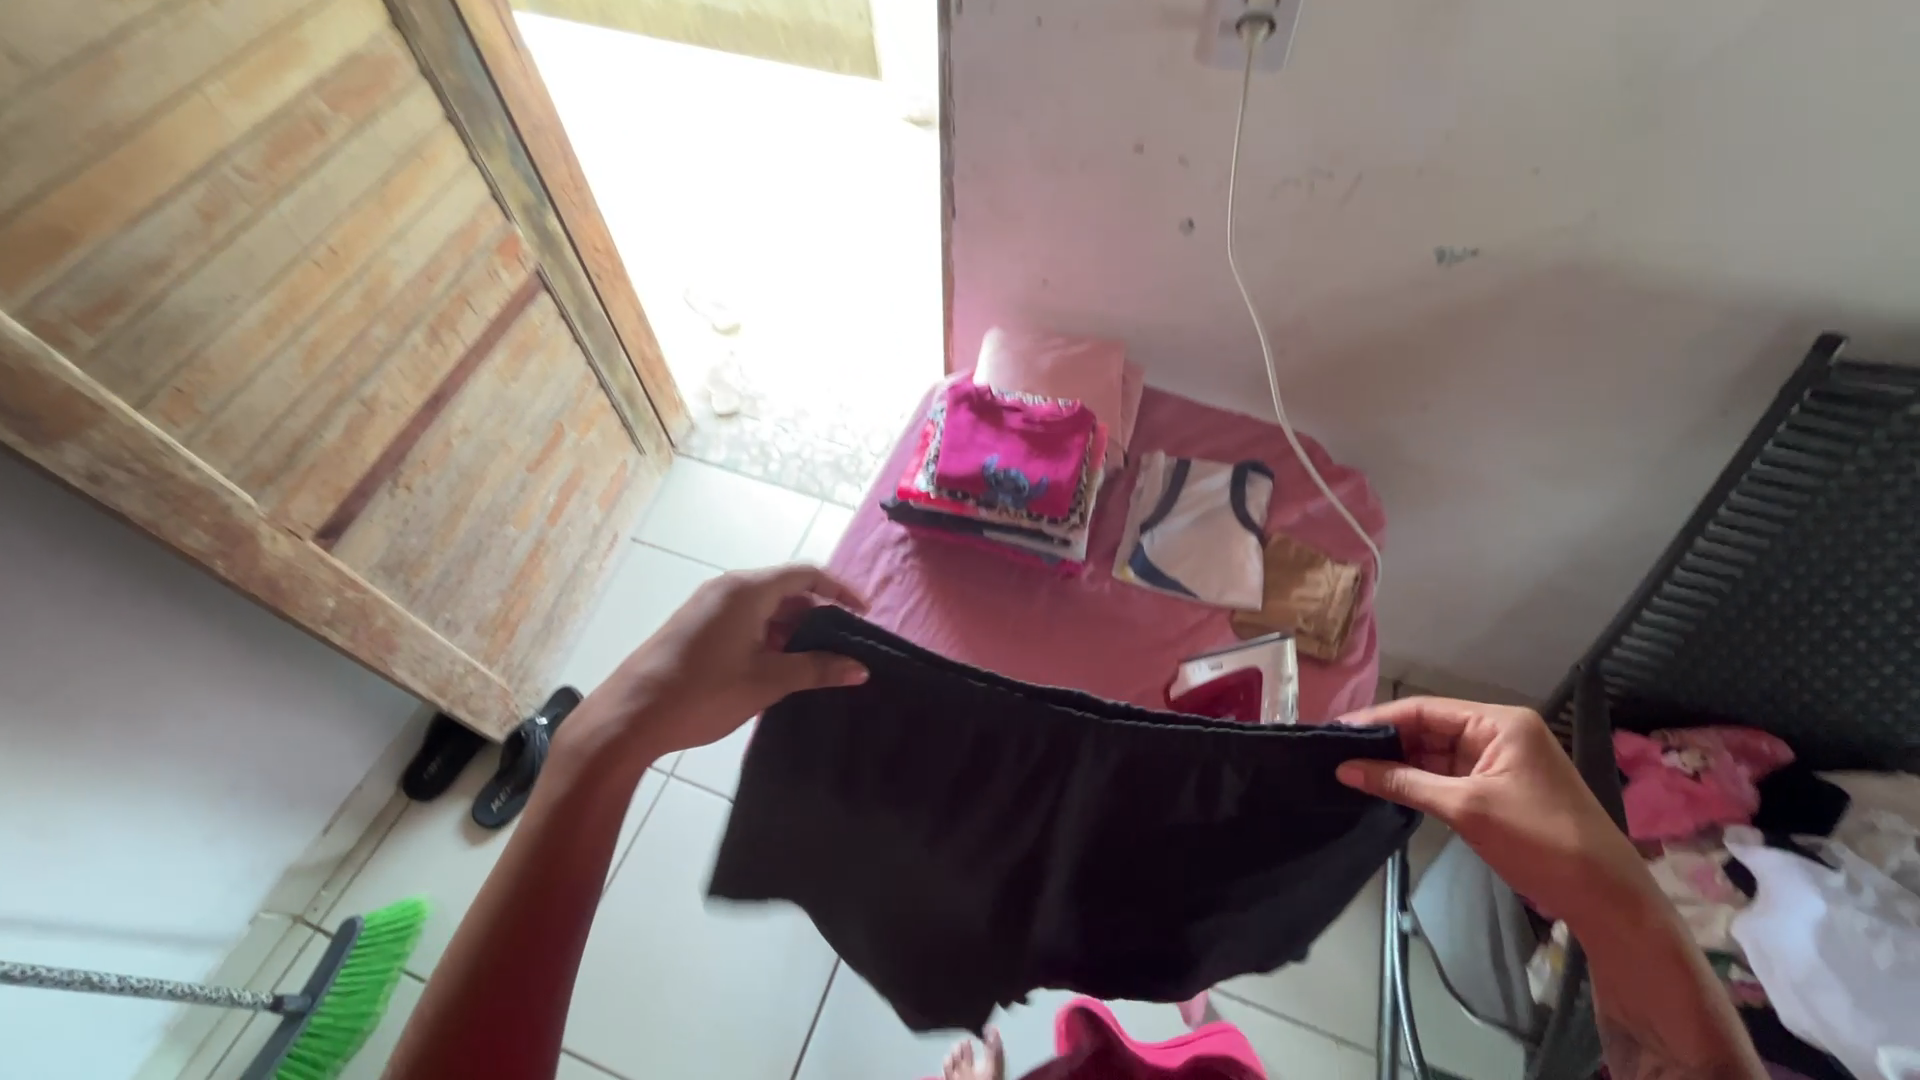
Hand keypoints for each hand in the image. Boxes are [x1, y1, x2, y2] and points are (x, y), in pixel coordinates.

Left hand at [561, 565, 869, 769]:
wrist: (628, 718)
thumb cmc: (703, 693)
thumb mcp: (768, 681)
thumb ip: (818, 669)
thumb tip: (860, 668)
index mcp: (747, 589)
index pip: (807, 574)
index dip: (841, 591)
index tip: (865, 615)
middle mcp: (727, 588)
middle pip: (786, 589)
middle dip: (819, 614)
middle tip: (845, 646)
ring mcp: (708, 606)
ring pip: (765, 607)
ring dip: (794, 629)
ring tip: (819, 661)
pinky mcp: (696, 627)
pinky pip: (745, 620)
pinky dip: (769, 636)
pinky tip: (781, 666)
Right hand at [1334, 696, 1650, 926]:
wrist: (1607, 898)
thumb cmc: (1540, 840)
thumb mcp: (1464, 808)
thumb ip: (1402, 782)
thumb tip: (1345, 769)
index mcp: (1499, 723)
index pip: (1422, 710)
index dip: (1376, 720)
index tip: (1334, 732)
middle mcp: (1498, 732)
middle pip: (1426, 728)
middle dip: (1384, 741)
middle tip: (1335, 752)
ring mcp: (1498, 761)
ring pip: (1433, 752)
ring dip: (1397, 762)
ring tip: (1349, 767)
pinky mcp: (1496, 787)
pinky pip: (1445, 773)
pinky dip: (1416, 780)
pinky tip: (1383, 784)